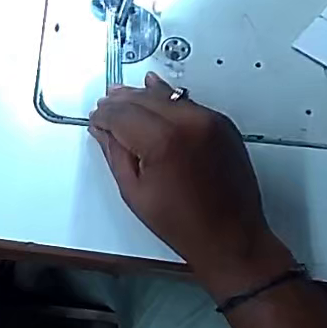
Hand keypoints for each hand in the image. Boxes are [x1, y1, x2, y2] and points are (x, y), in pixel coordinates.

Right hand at [89, 71, 295, 298]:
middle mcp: (189, 123)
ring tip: (121, 97)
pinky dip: (167, 97)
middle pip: (141, 99)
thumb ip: (115, 154)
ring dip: (140, 95)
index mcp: (163, 141)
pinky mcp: (222, 124)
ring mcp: (209, 121)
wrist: (231, 237)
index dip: (102, 116)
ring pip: (164, 95)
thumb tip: (103, 131)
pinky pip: (186, 101)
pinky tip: (154, 90)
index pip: (120, 114)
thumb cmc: (184, 223)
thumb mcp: (134, 191)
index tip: (95, 121)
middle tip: (103, 108)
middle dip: (118, 103)